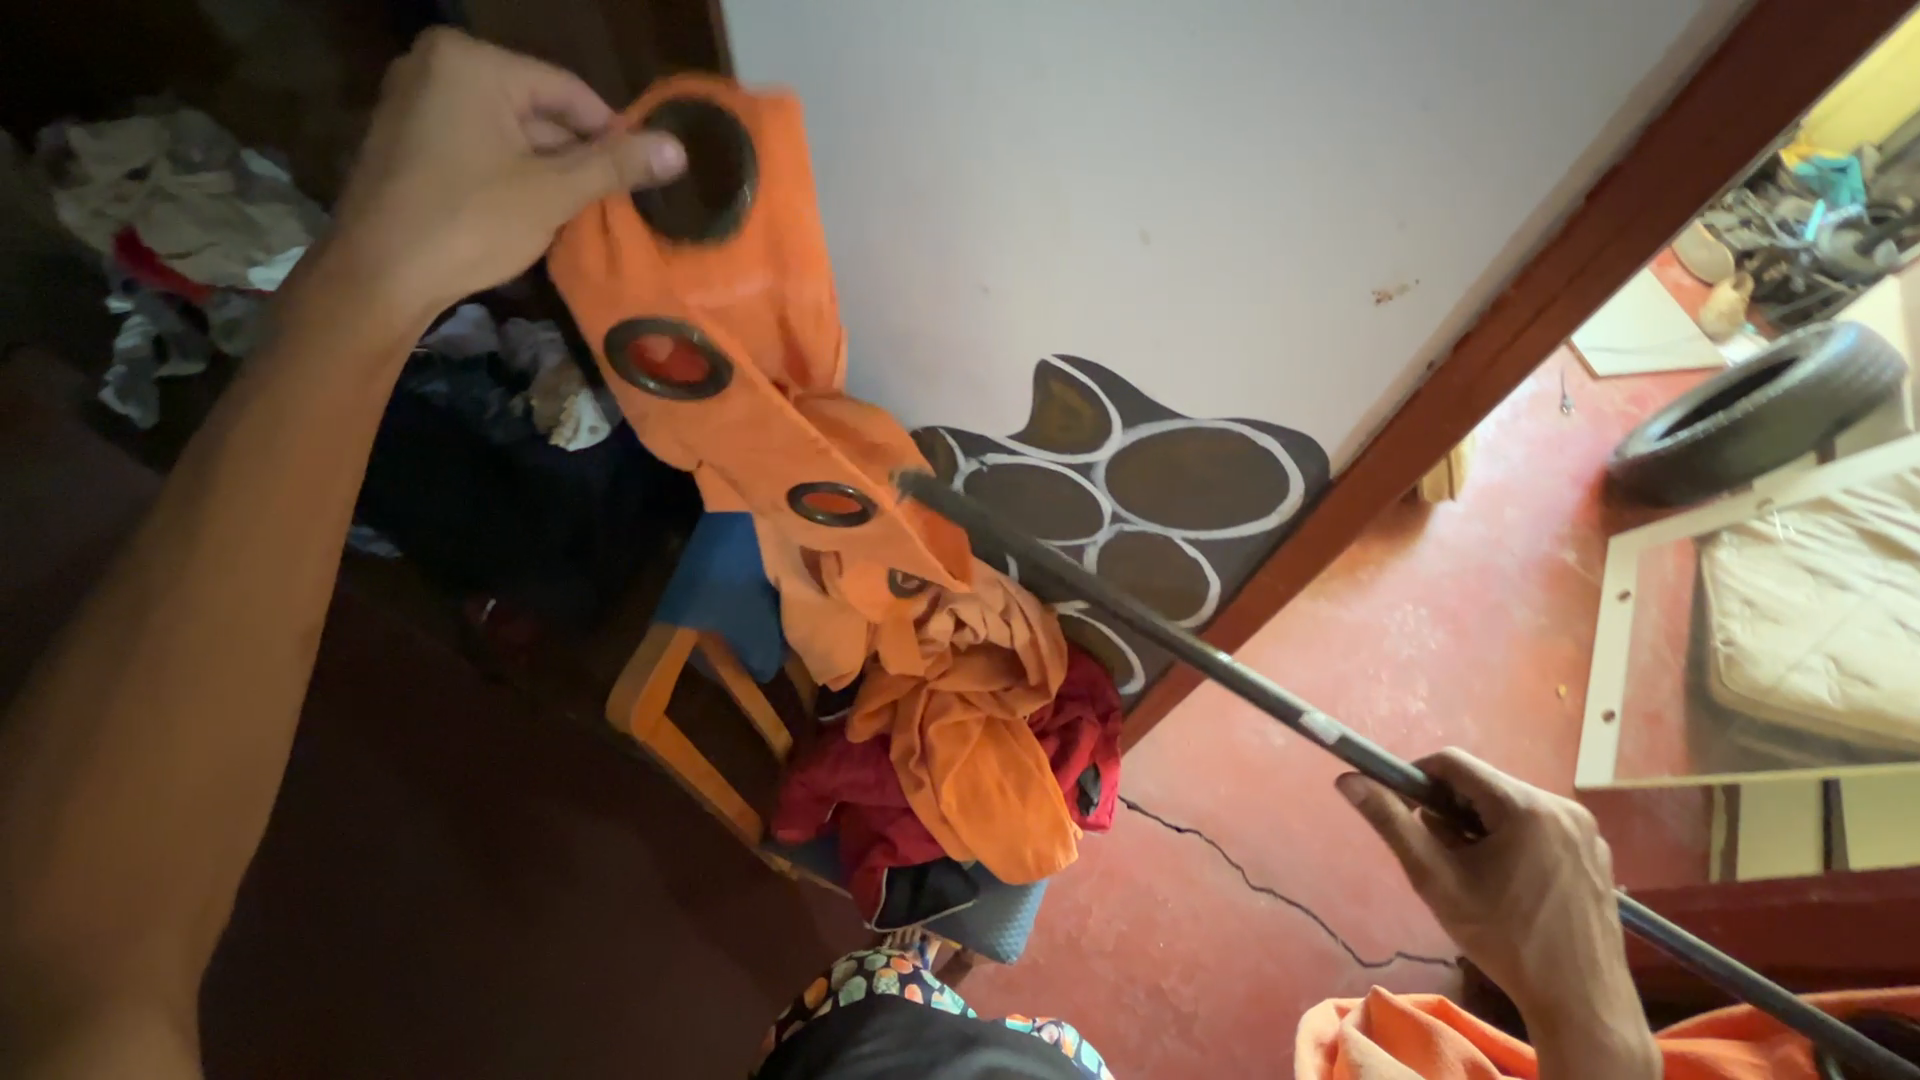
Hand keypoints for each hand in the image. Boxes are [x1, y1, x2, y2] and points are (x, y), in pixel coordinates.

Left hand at [325, 28, 686, 323]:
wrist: (382, 272)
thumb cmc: (472, 222)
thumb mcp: (554, 193)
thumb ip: (616, 166)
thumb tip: (679, 149)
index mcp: (473, 63)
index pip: (569, 91)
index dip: (613, 135)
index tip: (642, 177)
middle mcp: (439, 65)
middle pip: (539, 108)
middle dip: (578, 155)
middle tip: (614, 201)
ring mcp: (418, 100)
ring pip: (512, 131)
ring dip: (551, 170)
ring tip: (581, 212)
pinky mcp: (410, 138)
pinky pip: (482, 144)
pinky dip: (515, 173)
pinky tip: (536, 212)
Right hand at [1336, 751, 1646, 1041]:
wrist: (1581, 1004)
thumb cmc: (1502, 938)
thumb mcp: (1435, 879)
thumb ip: (1391, 822)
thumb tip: (1347, 779)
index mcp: (1525, 807)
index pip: (1453, 762)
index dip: (1417, 777)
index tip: (1402, 809)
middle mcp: (1562, 806)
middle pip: (1482, 783)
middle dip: (1449, 807)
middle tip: (1438, 850)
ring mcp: (1585, 829)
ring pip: (1507, 802)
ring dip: (1477, 823)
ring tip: (1472, 870)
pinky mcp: (1596, 851)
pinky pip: (1537, 823)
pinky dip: (1510, 837)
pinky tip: (1507, 879)